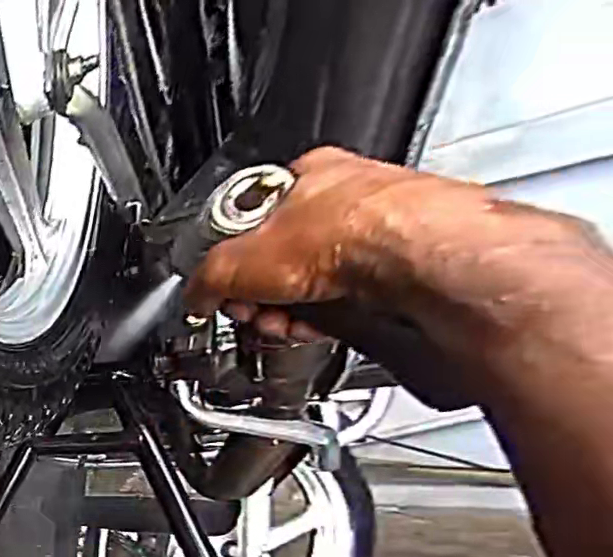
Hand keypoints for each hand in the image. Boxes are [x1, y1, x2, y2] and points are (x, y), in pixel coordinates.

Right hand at [184, 146, 487, 339]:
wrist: (423, 256)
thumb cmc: (347, 236)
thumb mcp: (229, 264)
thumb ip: (200, 281)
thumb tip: (196, 299)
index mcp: (302, 173)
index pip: (239, 222)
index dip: (221, 261)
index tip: (217, 285)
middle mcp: (343, 191)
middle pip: (271, 258)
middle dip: (255, 294)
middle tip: (251, 308)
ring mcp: (375, 221)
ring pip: (304, 279)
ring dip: (284, 309)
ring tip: (286, 319)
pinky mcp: (398, 254)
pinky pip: (340, 292)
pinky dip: (322, 312)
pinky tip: (317, 320)